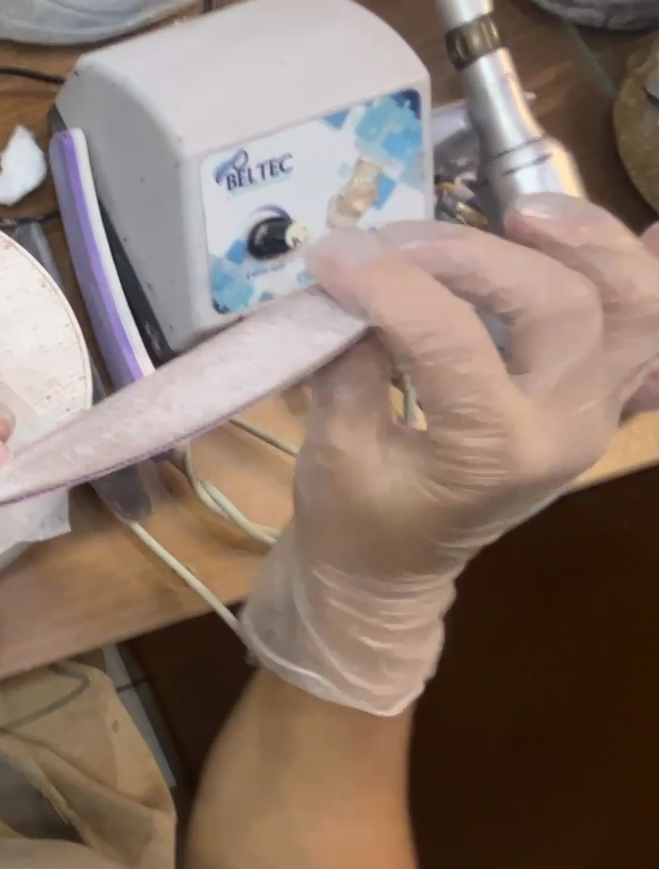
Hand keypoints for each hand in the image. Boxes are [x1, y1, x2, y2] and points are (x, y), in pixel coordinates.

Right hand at [243, 195, 658, 714]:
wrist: (386, 569)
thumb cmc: (349, 523)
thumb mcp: (331, 453)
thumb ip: (351, 372)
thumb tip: (356, 297)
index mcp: (489, 451)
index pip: (452, 341)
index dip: (391, 286)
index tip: (334, 253)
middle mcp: (567, 425)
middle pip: (561, 306)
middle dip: (475, 257)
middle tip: (398, 237)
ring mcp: (596, 411)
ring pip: (634, 304)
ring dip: (583, 244)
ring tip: (518, 209)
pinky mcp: (595, 401)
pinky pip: (640, 325)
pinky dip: (625, 270)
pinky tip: (577, 236)